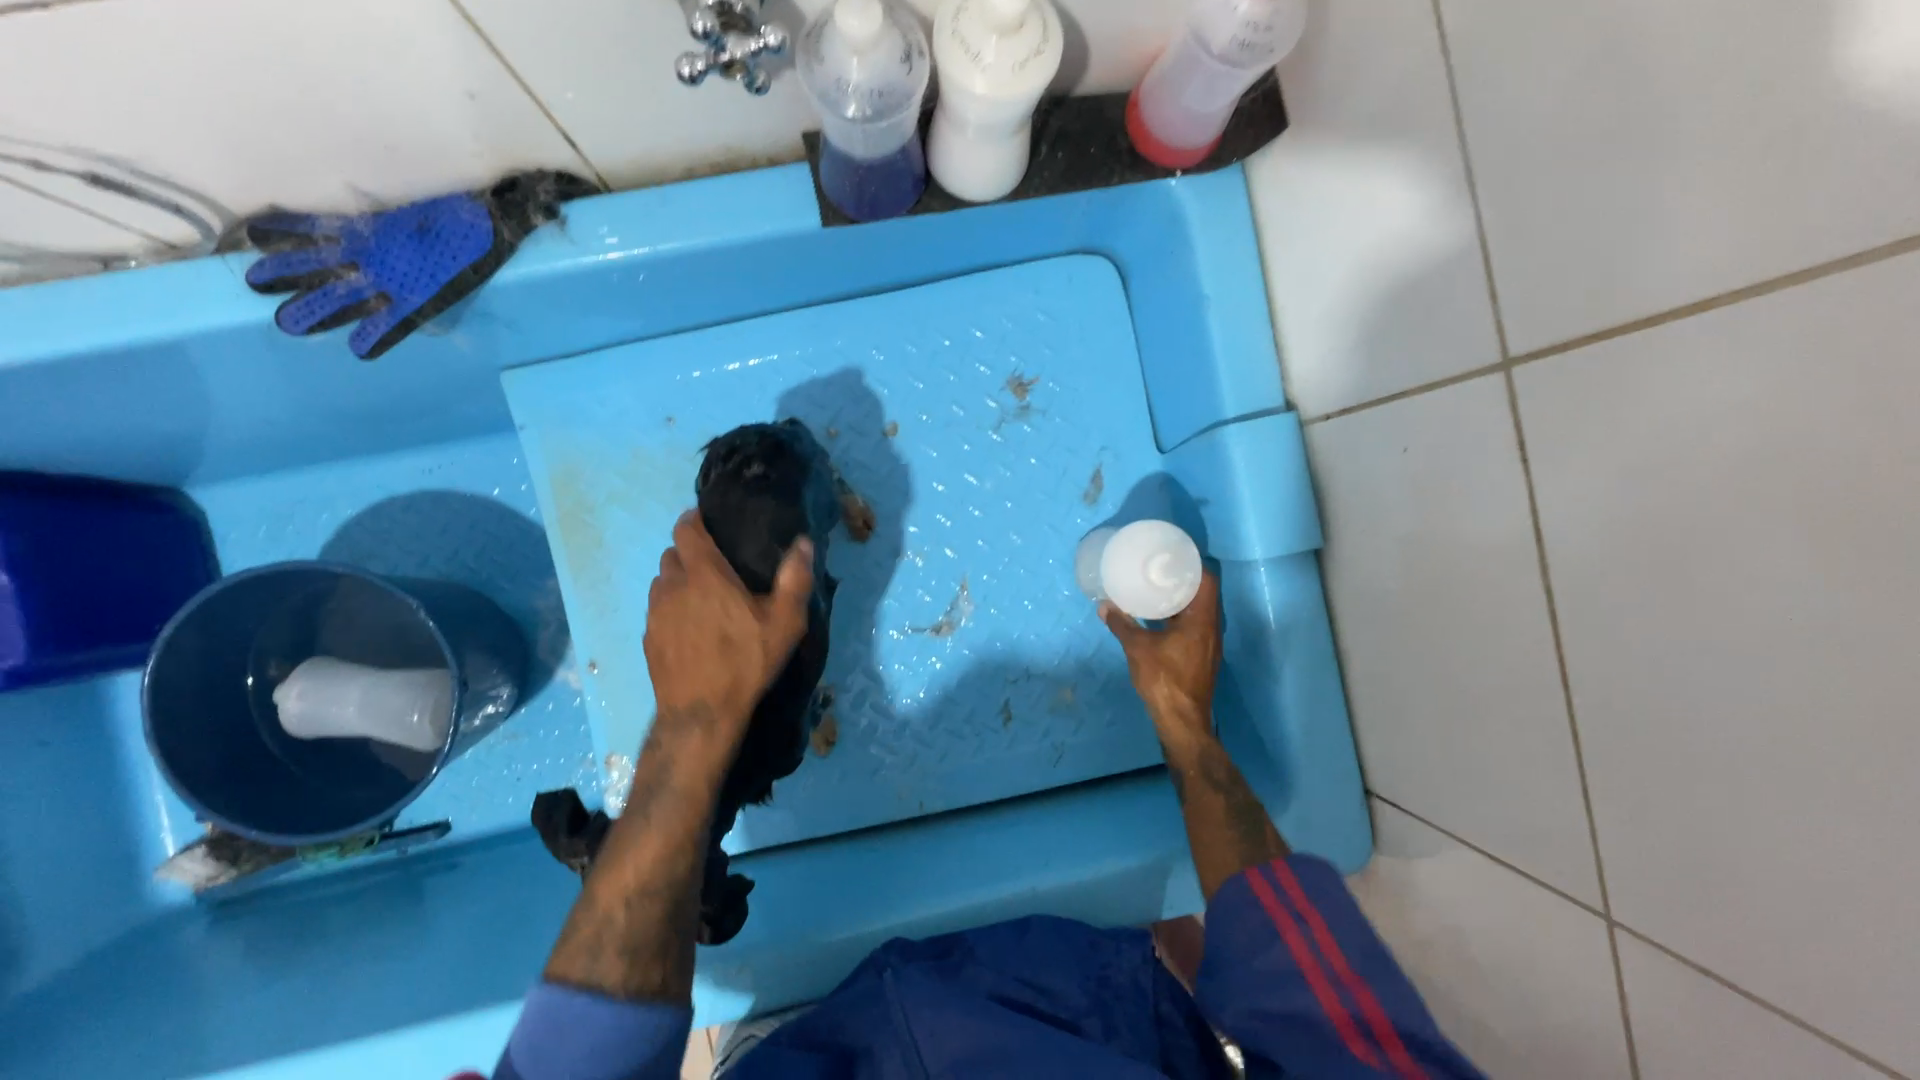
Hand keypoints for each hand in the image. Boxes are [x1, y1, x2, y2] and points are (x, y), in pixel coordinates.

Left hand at [644, 510, 813, 740]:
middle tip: (714, 564)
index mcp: (704, 575)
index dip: (693, 519)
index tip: (706, 520)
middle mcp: (672, 587)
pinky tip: (690, 628)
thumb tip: (803, 543)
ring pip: (661, 582)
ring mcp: (655, 614)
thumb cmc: (746, 662)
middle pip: (671, 554)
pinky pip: (657, 610)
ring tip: (701, 596)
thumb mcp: (784, 623)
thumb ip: (795, 579)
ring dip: (678, 580)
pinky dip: (671, 608)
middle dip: (689, 552)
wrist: (701, 713)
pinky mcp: (648, 638)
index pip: (685, 530)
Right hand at [1100, 569, 1221, 742]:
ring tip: (1158, 589)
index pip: (1207, 581)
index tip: (1173, 557)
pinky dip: (1181, 617)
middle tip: (1161, 569)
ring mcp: (1210, 644)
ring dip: (1183, 600)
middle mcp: (1212, 628)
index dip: (1193, 565)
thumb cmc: (1164, 679)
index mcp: (1202, 619)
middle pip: (1204, 594)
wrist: (1182, 720)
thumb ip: (1121, 624)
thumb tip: (1104, 606)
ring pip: (1200, 612)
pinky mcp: (1203, 656)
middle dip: (1185, 580)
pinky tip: (1161, 619)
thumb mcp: (1137, 648)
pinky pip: (1196, 626)